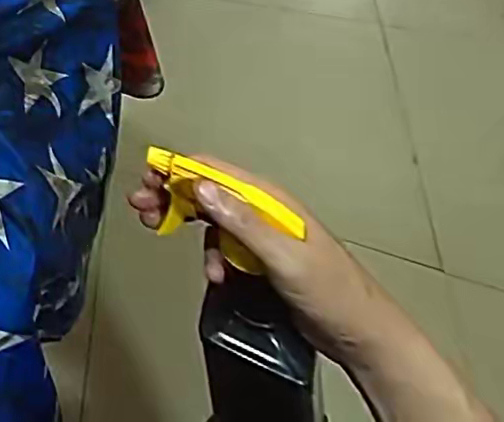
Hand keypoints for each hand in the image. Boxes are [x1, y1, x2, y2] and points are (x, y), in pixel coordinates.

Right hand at [126, 158, 407, 364]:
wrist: (361, 334)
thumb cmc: (333, 291)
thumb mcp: (283, 254)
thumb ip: (240, 219)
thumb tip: (202, 186)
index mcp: (264, 197)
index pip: (209, 170)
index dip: (175, 170)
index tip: (149, 178)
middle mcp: (257, 207)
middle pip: (203, 188)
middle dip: (169, 191)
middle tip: (142, 202)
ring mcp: (257, 230)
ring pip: (207, 213)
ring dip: (181, 218)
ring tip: (158, 226)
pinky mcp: (256, 254)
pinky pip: (220, 243)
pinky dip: (208, 253)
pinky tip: (213, 271)